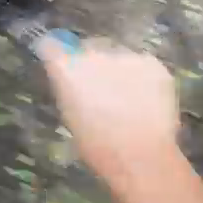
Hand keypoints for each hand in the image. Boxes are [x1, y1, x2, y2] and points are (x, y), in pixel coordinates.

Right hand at [38, 38, 183, 192]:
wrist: (140, 155)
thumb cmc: (97, 145)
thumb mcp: (70, 115)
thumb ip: (69, 88)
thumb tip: (74, 79)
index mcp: (65, 68)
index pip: (51, 47)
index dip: (59, 56)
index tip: (65, 66)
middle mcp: (92, 53)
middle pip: (89, 47)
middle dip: (93, 62)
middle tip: (102, 88)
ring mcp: (125, 55)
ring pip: (119, 55)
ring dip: (119, 69)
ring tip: (128, 96)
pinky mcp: (151, 63)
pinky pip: (143, 64)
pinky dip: (142, 77)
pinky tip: (146, 99)